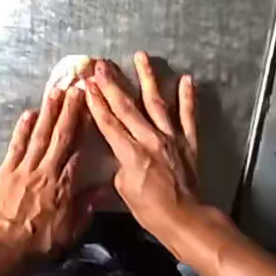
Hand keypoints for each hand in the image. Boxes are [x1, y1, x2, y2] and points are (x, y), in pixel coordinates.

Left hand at [0, 86, 92, 264]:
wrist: (5, 250)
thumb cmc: (40, 244)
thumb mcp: (71, 231)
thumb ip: (86, 207)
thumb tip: (105, 189)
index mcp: (65, 186)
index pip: (78, 151)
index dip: (85, 128)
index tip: (92, 109)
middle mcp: (46, 172)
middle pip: (61, 137)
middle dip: (70, 111)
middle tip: (77, 88)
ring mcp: (24, 170)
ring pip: (40, 136)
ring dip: (48, 112)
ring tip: (56, 91)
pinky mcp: (6, 172)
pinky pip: (17, 146)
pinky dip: (23, 129)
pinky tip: (30, 113)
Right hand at [83, 53, 204, 236]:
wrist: (184, 218)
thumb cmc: (149, 210)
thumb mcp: (122, 190)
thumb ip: (119, 167)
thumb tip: (119, 155)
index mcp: (130, 153)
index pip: (109, 122)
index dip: (96, 103)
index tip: (87, 85)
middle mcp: (150, 139)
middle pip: (128, 107)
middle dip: (112, 84)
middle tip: (102, 65)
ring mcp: (171, 138)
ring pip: (157, 102)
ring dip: (148, 78)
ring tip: (141, 56)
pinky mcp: (189, 142)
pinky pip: (188, 116)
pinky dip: (187, 98)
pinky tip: (186, 80)